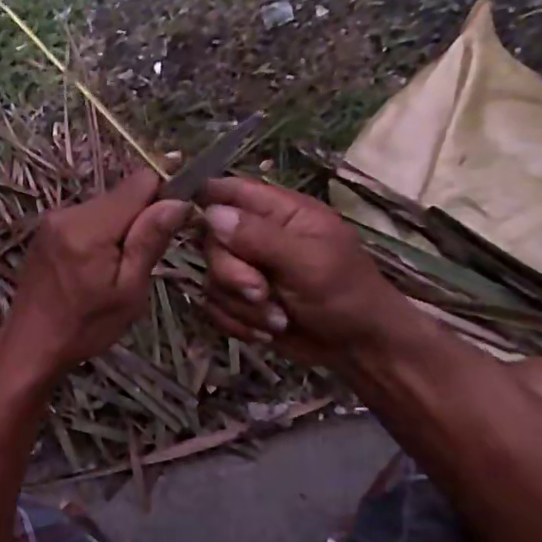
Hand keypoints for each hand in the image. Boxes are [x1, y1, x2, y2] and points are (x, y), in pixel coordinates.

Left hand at [1, 171, 189, 377]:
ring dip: (122, 226)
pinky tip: (97, 265)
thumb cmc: (85, 327)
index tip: (175, 221)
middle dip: (142, 215)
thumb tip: (179, 202)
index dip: (165, 193)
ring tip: (119, 266)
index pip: (141, 181)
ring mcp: (53, 218)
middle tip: (145, 257)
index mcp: (90, 227)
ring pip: (106, 205)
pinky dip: (102, 232)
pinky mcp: (46, 229)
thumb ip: (150, 241)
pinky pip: (87, 217)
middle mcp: (69, 212)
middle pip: (122, 192)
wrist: (30, 344)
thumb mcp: (128, 292)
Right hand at [198, 177, 405, 365]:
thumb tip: (211, 212)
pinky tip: (265, 332)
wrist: (359, 350)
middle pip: (213, 242)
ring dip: (240, 306)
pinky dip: (237, 323)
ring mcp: (249, 271)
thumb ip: (259, 237)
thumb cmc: (347, 296)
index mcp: (282, 213)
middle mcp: (259, 237)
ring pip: (212, 279)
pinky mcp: (242, 303)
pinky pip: (215, 307)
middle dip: (232, 274)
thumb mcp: (308, 262)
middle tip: (260, 293)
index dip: (206, 198)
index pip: (232, 191)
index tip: (181, 215)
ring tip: (277, 319)